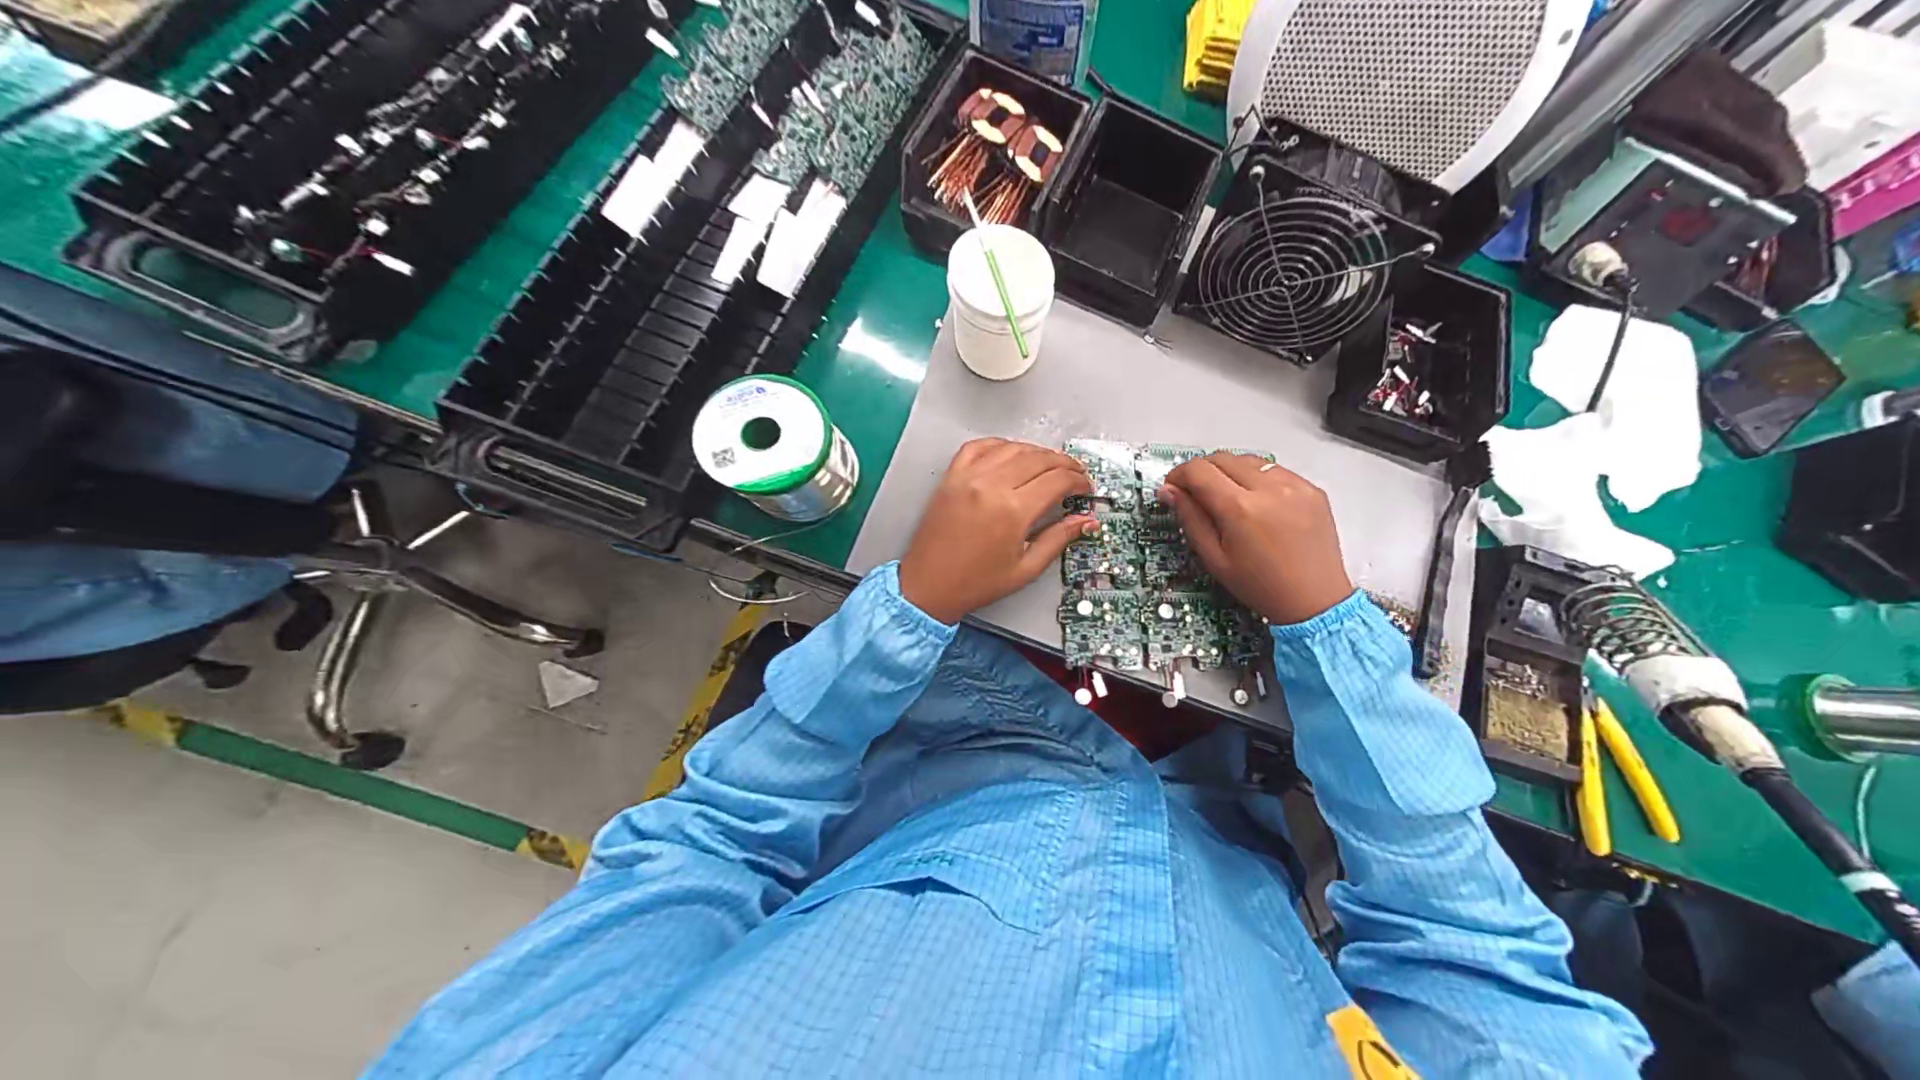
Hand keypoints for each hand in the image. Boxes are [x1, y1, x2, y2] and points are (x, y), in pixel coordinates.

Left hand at [899, 438, 1095, 623]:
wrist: (929, 585)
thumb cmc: (973, 582)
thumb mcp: (1025, 568)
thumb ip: (1058, 539)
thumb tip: (1084, 521)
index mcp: (1012, 511)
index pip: (1057, 480)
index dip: (1078, 481)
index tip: (1085, 487)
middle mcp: (990, 487)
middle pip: (1039, 458)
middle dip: (1064, 463)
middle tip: (1075, 473)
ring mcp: (968, 478)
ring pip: (1012, 447)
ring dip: (1036, 451)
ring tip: (1049, 462)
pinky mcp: (951, 478)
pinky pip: (979, 446)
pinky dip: (1000, 444)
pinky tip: (1011, 452)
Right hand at [1162, 453, 1352, 624]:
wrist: (1314, 600)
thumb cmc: (1261, 586)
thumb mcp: (1214, 558)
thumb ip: (1190, 518)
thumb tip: (1170, 492)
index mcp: (1240, 509)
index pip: (1198, 471)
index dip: (1178, 475)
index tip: (1174, 487)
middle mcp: (1269, 489)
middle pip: (1222, 458)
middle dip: (1202, 472)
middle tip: (1196, 493)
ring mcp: (1294, 486)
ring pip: (1248, 460)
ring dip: (1230, 472)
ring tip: (1227, 498)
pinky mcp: (1311, 489)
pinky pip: (1275, 470)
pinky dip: (1257, 479)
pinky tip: (1256, 502)